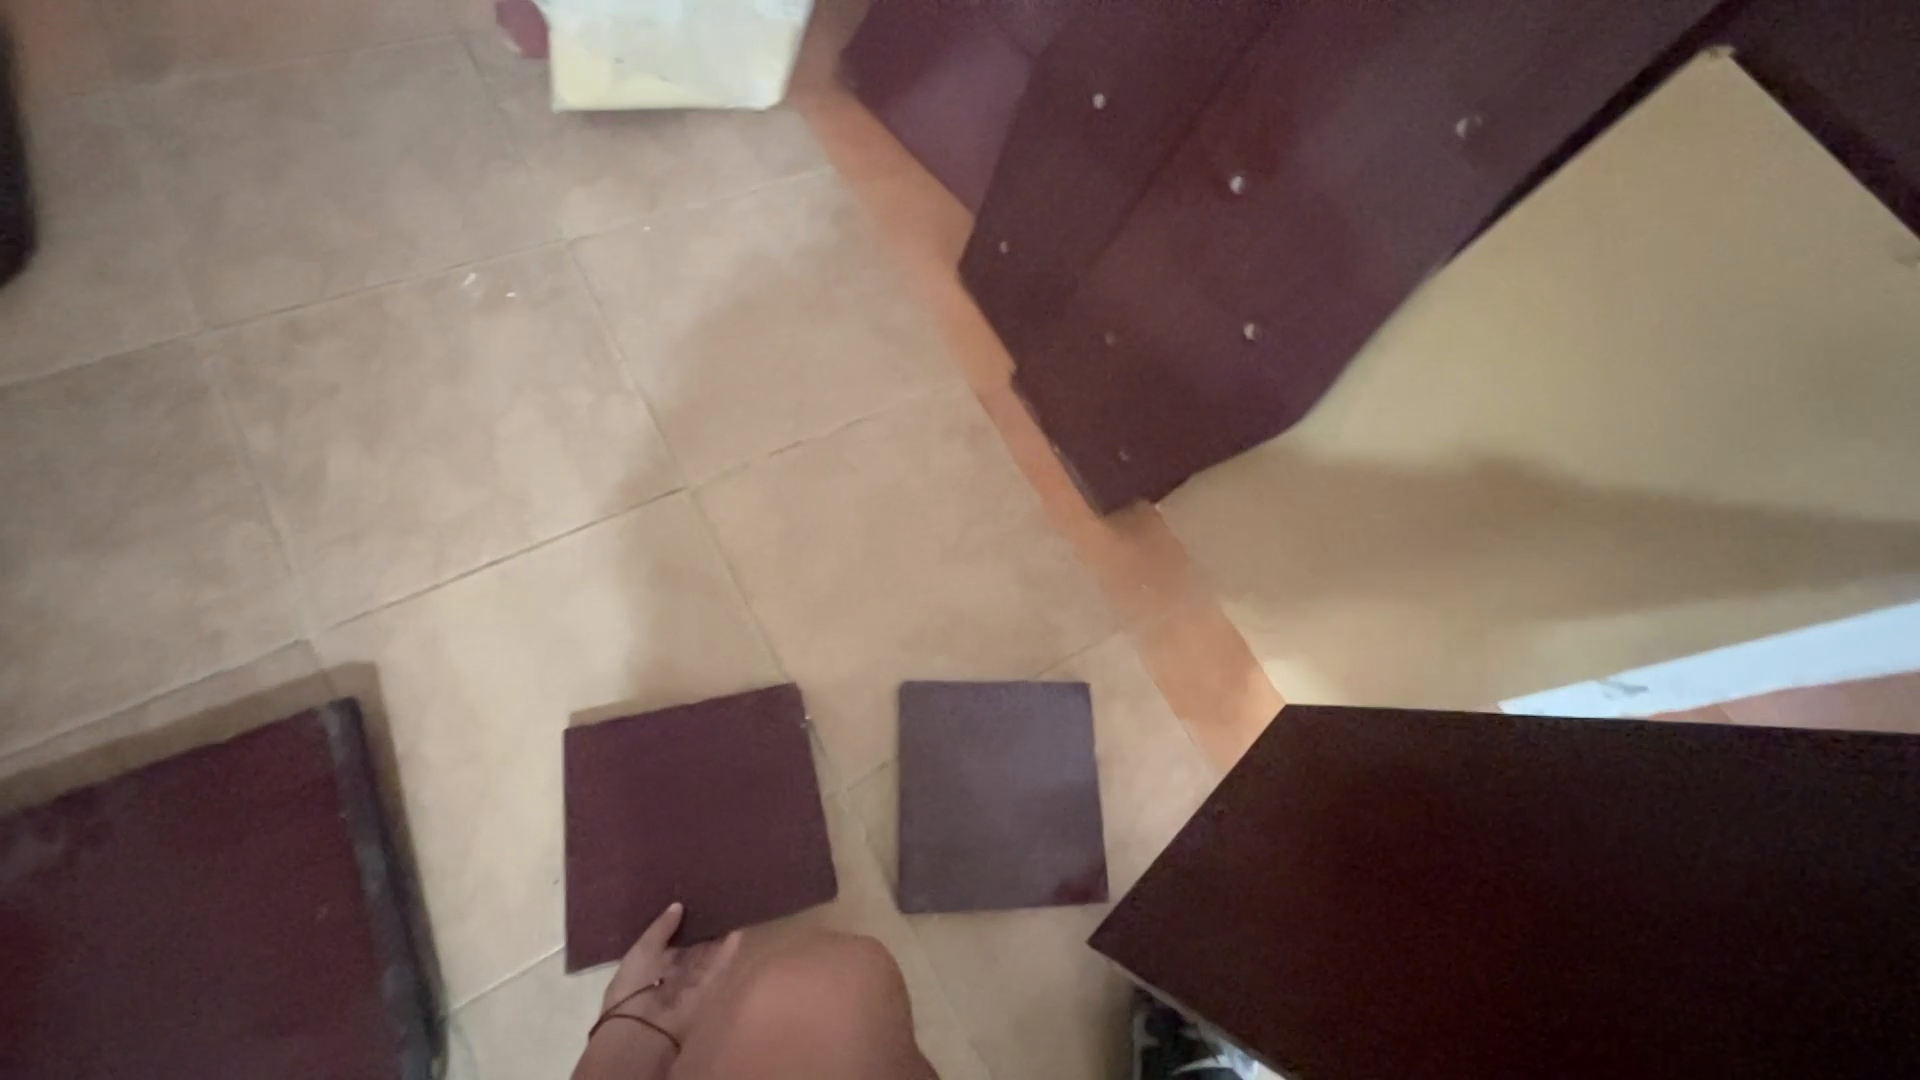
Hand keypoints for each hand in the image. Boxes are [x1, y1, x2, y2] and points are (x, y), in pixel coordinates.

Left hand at [599, 902, 742, 1045]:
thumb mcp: (641, 951)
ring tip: (731, 907)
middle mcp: (672, 973)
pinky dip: (728, 950)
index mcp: (650, 965)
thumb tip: (678, 904)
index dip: (681, 922)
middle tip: (716, 898)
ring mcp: (691, 981)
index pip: (669, 940)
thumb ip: (660, 928)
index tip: (693, 899)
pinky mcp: (707, 988)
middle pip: (691, 946)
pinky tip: (738, 929)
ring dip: (718, 935)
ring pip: (707, 954)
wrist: (642, 1030)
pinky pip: (719, 966)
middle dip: (702, 926)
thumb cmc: (633, 987)